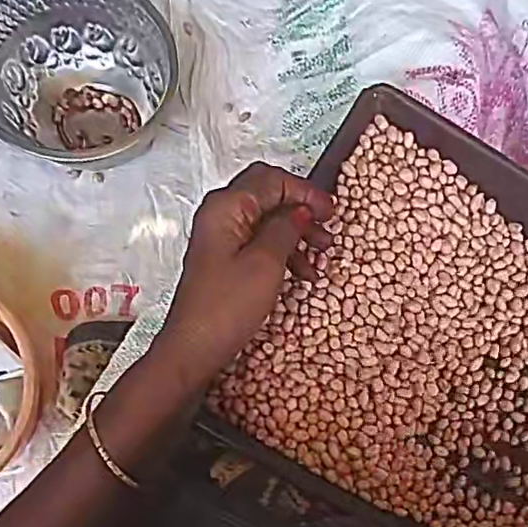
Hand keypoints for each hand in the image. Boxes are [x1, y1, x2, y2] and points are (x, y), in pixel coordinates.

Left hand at [154, 162, 333, 384]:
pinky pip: (260, 246)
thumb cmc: (228, 306)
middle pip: (269, 197)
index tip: (331, 211)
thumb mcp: (266, 263)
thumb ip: (285, 229)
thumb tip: (301, 210)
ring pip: (267, 223)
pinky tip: (301, 274)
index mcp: (227, 206)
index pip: (272, 180)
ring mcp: (222, 239)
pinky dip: (283, 254)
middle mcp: (221, 215)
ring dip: (296, 236)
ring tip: (320, 258)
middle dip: (302, 212)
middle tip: (327, 233)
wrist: (196, 347)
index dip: (306, 192)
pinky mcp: (226, 262)